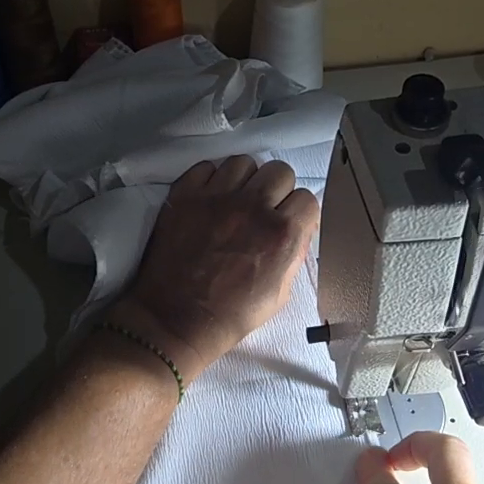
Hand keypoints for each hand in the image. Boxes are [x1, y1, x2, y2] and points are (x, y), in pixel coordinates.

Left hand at [107, 155, 318, 379]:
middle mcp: (253, 207)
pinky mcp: (185, 195)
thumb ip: (294, 254)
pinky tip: (211, 199)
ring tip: (235, 200)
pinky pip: (206, 167)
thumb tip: (298, 230)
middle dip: (276, 190)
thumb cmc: (232, 315)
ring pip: (243, 163)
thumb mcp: (280, 293)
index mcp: (282, 234)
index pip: (307, 198)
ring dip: (245, 179)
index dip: (298, 212)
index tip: (288, 222)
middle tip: (263, 209)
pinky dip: (211, 179)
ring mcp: (216, 197)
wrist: (177, 320)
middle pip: (279, 171)